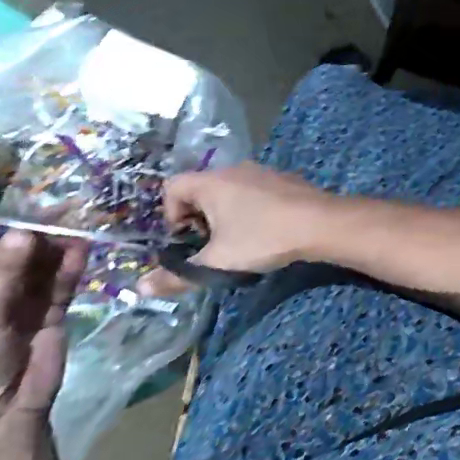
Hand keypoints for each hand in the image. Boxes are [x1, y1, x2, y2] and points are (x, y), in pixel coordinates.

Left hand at [0, 230, 86, 442]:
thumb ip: (3, 275)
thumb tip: (22, 232)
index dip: (5, 242)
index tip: (31, 219)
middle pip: (12, 266)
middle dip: (35, 244)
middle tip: (62, 217)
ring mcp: (17, 316)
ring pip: (37, 277)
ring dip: (55, 254)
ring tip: (77, 229)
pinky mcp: (47, 325)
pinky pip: (56, 292)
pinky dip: (68, 272)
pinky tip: (81, 252)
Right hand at [161, 163, 338, 273]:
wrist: (319, 223)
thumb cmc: (262, 238)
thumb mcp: (217, 262)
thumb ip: (178, 276)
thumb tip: (140, 290)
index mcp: (210, 182)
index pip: (172, 187)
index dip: (169, 214)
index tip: (185, 240)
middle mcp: (233, 169)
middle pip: (200, 188)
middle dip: (197, 217)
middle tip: (210, 245)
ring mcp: (260, 171)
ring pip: (228, 189)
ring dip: (223, 214)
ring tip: (237, 241)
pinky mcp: (282, 179)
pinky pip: (253, 190)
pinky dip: (248, 208)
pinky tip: (264, 231)